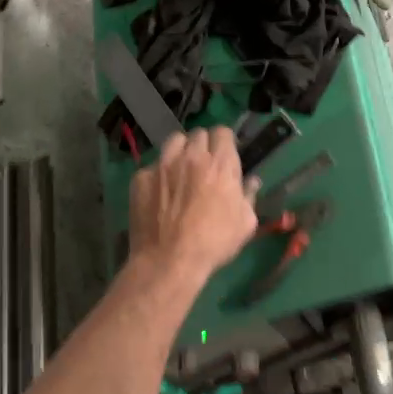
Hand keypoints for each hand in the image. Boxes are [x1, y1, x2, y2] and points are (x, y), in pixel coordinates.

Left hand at [128, 127, 259, 284]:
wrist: (169, 261)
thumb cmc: (214, 243)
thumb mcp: (245, 223)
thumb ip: (249, 196)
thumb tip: (251, 182)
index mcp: (221, 164)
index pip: (223, 132)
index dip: (225, 142)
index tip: (225, 156)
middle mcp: (192, 156)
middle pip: (199, 134)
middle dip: (204, 145)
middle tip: (204, 165)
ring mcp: (163, 165)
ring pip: (174, 141)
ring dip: (181, 151)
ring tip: (181, 170)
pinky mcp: (141, 178)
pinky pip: (153, 166)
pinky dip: (159, 174)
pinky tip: (161, 192)